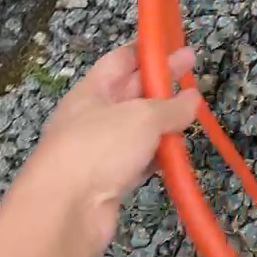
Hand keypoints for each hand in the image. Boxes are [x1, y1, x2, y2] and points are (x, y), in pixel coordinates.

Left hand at [22, 44, 201, 252]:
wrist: (63, 214)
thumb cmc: (99, 148)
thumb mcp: (143, 117)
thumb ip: (172, 107)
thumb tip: (193, 100)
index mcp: (92, 92)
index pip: (121, 59)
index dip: (147, 50)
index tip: (174, 43)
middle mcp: (93, 117)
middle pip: (133, 91)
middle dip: (163, 81)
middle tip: (193, 67)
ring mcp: (99, 151)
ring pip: (138, 128)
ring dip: (164, 121)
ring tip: (193, 113)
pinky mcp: (108, 181)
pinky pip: (139, 159)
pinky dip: (158, 155)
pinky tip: (177, 153)